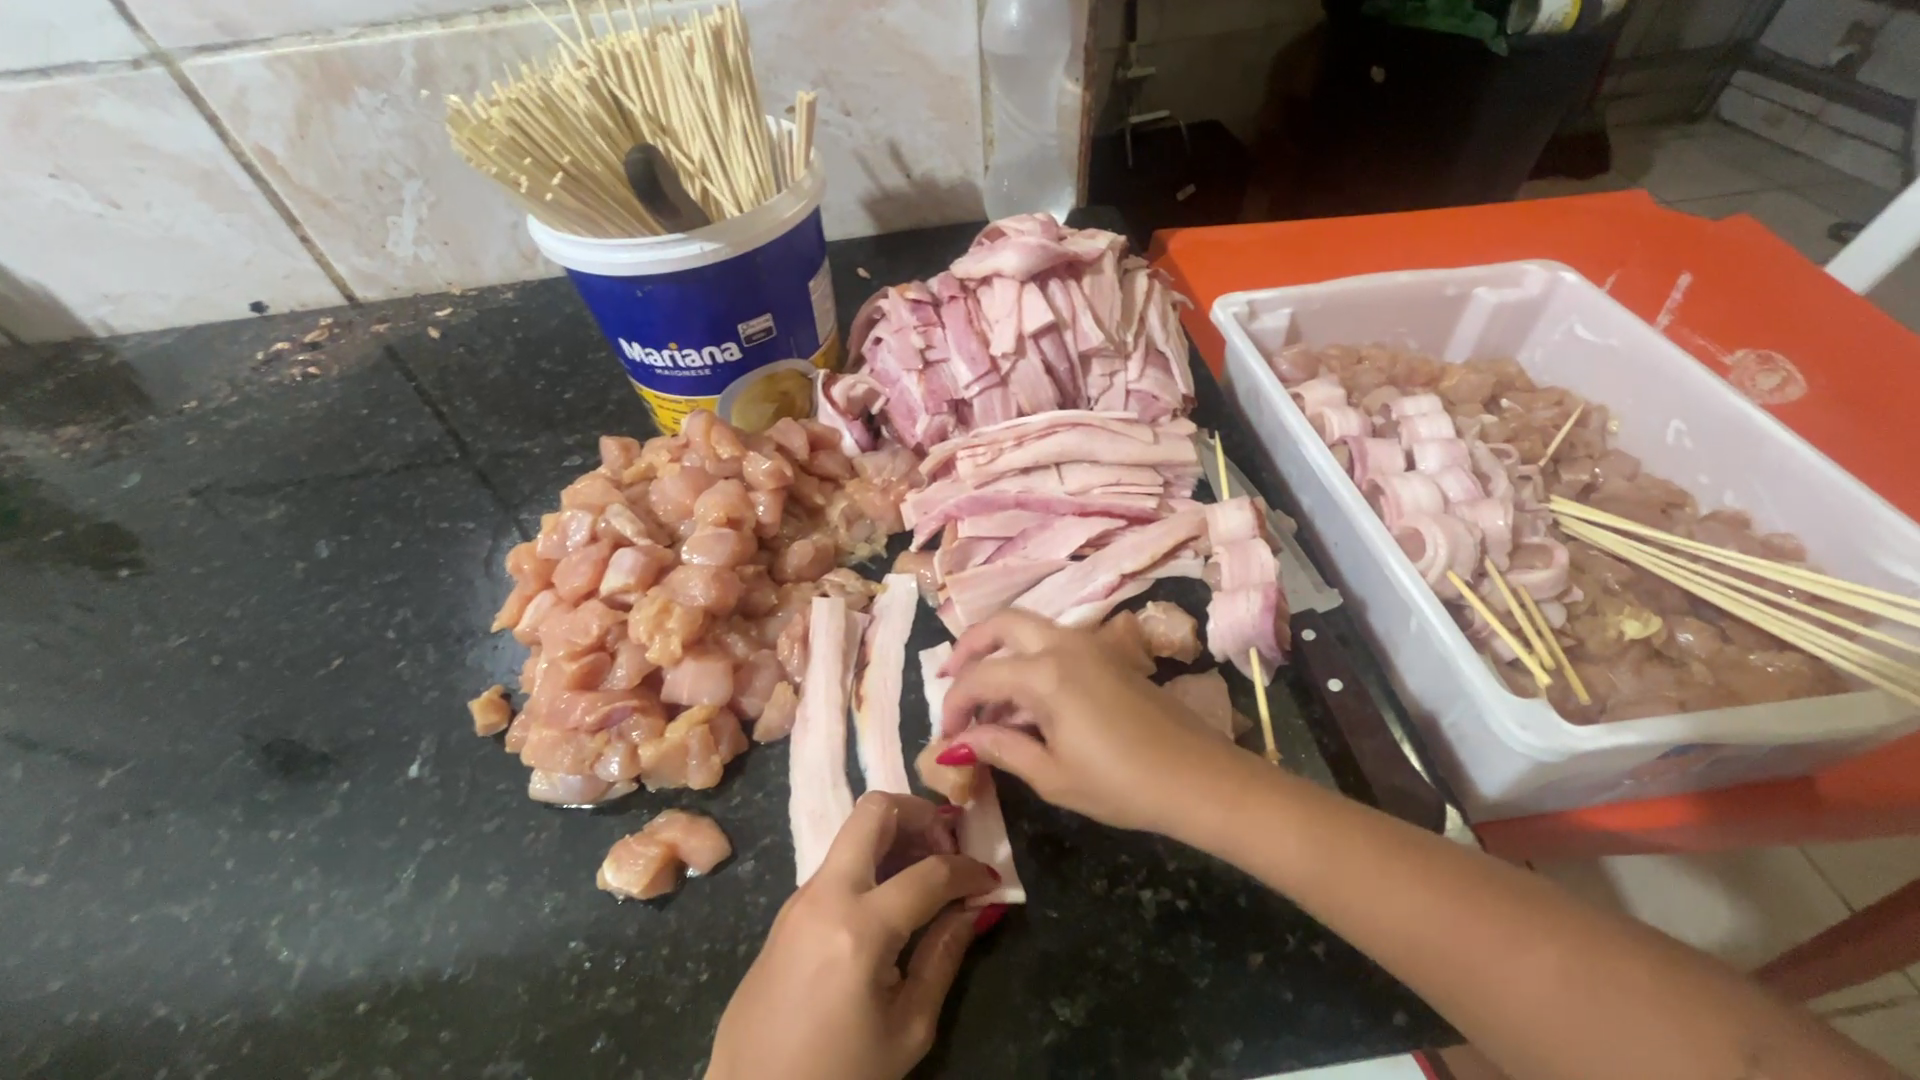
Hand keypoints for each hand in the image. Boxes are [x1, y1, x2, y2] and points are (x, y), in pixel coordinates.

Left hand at [706, 793, 1001, 1079]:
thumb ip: (943, 957)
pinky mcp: (787, 911)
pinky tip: (892, 898)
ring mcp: (800, 897)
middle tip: (948, 848)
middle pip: (875, 811)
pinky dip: (872, 861)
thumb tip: (971, 908)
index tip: (990, 881)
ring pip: (853, 832)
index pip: (930, 873)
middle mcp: (826, 895)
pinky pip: (837, 864)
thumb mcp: (907, 1028)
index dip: (969, 870)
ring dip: (895, 834)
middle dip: (922, 815)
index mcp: (860, 928)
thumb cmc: (839, 1073)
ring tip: (925, 871)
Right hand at [939, 610, 1246, 835]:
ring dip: (1001, 649)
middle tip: (951, 677)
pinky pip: (1056, 641)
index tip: (946, 736)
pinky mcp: (1111, 655)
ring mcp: (1092, 644)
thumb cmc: (1122, 784)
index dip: (954, 704)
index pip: (980, 676)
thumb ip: (1001, 749)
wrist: (1199, 779)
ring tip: (987, 696)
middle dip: (969, 646)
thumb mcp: (1053, 775)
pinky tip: (1028, 699)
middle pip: (1002, 623)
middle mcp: (1065, 644)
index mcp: (1046, 673)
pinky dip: (1030, 657)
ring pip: (1031, 627)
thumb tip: (958, 742)